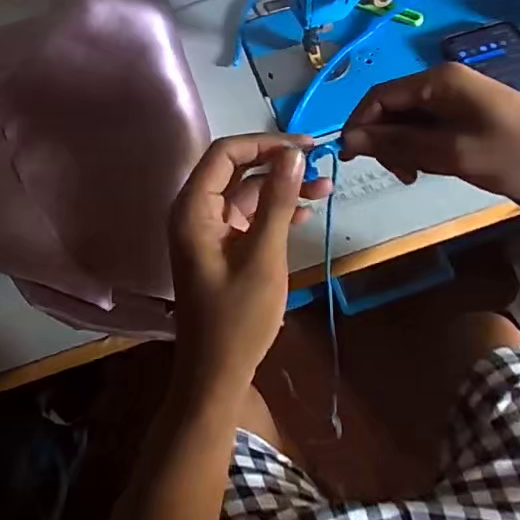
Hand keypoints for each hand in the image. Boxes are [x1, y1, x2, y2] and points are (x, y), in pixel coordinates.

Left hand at [169, 134, 331, 393]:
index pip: (225, 153)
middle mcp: (195, 212)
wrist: (217, 375)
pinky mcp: (221, 246)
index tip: (305, 146)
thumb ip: (278, 200)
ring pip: (246, 191)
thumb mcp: (264, 255)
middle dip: (278, 162)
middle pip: (236, 168)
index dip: (265, 143)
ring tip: (325, 187)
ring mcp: (208, 229)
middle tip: (319, 161)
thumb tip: (295, 153)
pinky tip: (307, 212)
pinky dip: (276, 209)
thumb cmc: (238, 318)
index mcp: (193, 209)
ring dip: (283, 187)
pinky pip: (248, 214)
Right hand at [340, 62, 519, 203]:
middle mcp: (444, 83)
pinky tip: (435, 168)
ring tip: (420, 175)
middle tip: (401, 175)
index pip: (380, 95)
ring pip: (409, 122)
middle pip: (392, 107)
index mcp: (438, 80)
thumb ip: (399, 143)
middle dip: (384, 139)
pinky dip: (423, 150)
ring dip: (403, 148)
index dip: (359, 124)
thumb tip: (349, 138)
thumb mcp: (453, 152)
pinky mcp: (468, 120)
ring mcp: (457, 101)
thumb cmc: (515, 155)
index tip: (351, 159)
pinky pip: (430, 130)